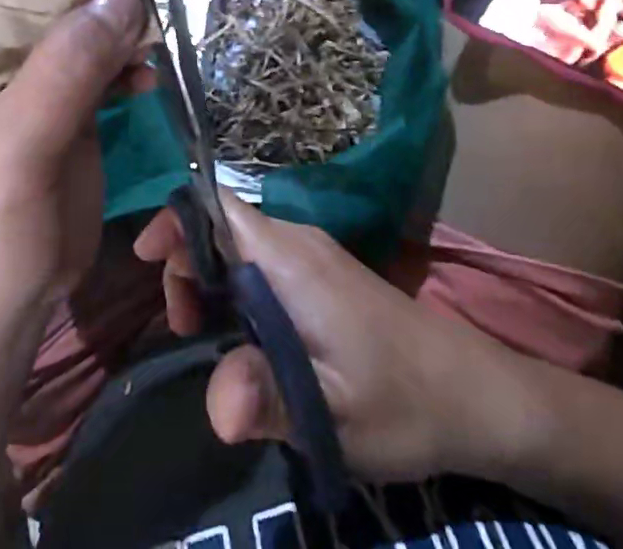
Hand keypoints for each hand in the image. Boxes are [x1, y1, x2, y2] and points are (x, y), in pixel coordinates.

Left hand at [0, 0, 147, 331]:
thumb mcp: (17, 146)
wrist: (4, 315)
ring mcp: (30, 102)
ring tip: (152, 19)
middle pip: (42, 20)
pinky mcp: (68, 128)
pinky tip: (151, 64)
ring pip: (77, 48)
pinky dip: (126, 71)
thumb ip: (64, 73)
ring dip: (114, 34)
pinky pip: (100, 83)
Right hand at [134, 193, 518, 482]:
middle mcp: (298, 244)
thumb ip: (271, 399)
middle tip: (185, 329)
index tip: (146, 261)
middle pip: (220, 227)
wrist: (476, 395)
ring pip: (237, 245)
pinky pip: (258, 262)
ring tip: (208, 338)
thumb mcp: (333, 414)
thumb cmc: (405, 402)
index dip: (177, 219)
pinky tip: (240, 335)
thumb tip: (214, 407)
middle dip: (185, 266)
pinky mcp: (320, 275)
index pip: (221, 208)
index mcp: (293, 262)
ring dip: (207, 282)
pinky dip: (232, 289)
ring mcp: (312, 258)